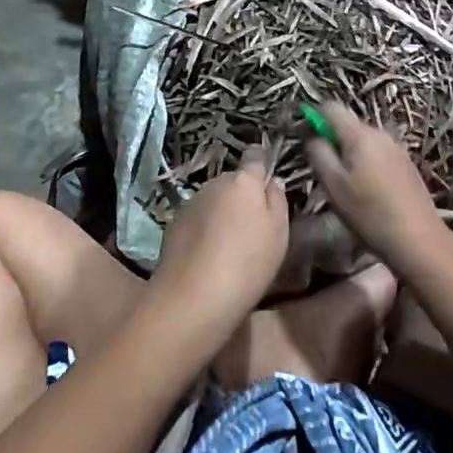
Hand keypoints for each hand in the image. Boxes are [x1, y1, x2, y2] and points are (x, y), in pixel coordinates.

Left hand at [151, 150, 289, 339]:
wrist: (194, 295)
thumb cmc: (248, 263)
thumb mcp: (278, 234)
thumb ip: (277, 201)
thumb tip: (271, 183)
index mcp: (243, 181)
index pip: (255, 158)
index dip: (261, 165)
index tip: (265, 178)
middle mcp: (214, 183)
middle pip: (233, 182)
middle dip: (241, 196)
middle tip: (251, 226)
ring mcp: (191, 202)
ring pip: (213, 200)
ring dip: (221, 213)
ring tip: (229, 245)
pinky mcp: (174, 222)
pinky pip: (197, 218)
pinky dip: (204, 228)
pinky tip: (208, 254)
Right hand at [305, 103, 449, 268]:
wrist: (419, 241)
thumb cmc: (369, 213)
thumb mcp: (332, 184)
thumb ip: (317, 152)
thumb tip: (311, 134)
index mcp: (360, 134)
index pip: (330, 107)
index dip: (314, 118)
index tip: (309, 144)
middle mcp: (381, 133)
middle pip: (347, 124)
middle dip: (332, 141)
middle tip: (327, 173)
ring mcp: (397, 148)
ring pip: (362, 141)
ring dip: (349, 155)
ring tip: (347, 187)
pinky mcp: (406, 164)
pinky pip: (377, 154)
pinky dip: (366, 165)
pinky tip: (369, 193)